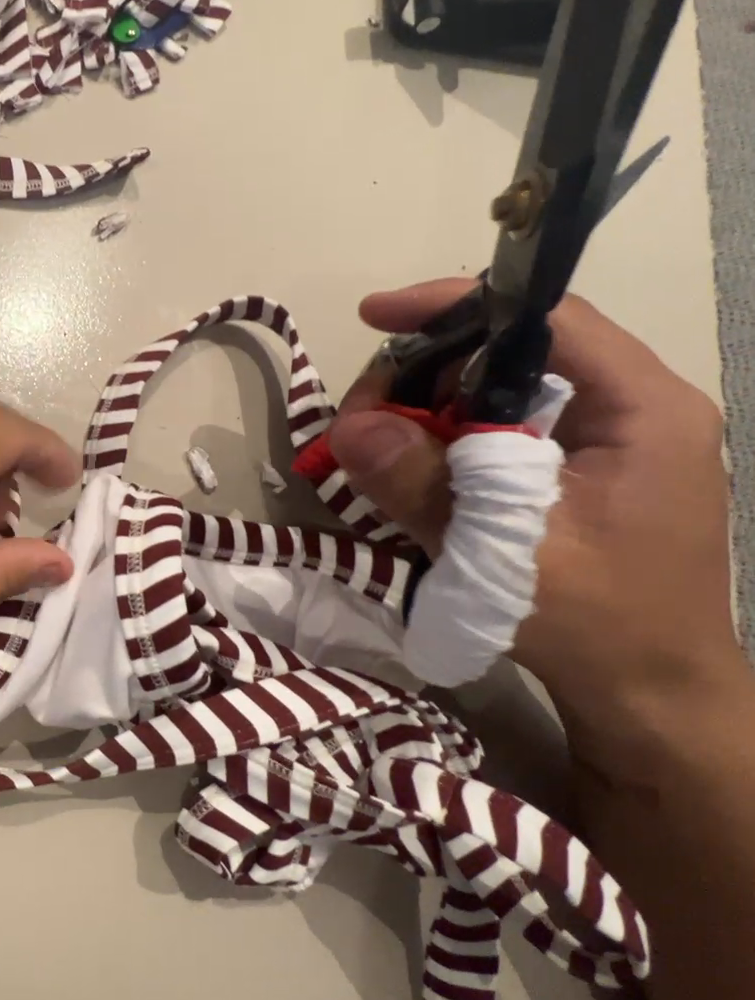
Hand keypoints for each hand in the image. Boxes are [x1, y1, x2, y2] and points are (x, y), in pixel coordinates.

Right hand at [328, 279, 741, 775]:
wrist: (648, 694)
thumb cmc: (596, 621)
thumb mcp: (500, 550)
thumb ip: (425, 483)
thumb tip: (350, 425)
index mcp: (640, 411)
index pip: (546, 320)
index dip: (456, 305)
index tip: (375, 316)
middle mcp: (624, 411)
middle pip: (506, 352)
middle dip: (420, 372)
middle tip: (357, 417)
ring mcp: (597, 443)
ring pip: (490, 392)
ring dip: (419, 410)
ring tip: (368, 451)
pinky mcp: (568, 473)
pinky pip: (490, 432)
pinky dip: (436, 441)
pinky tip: (402, 471)